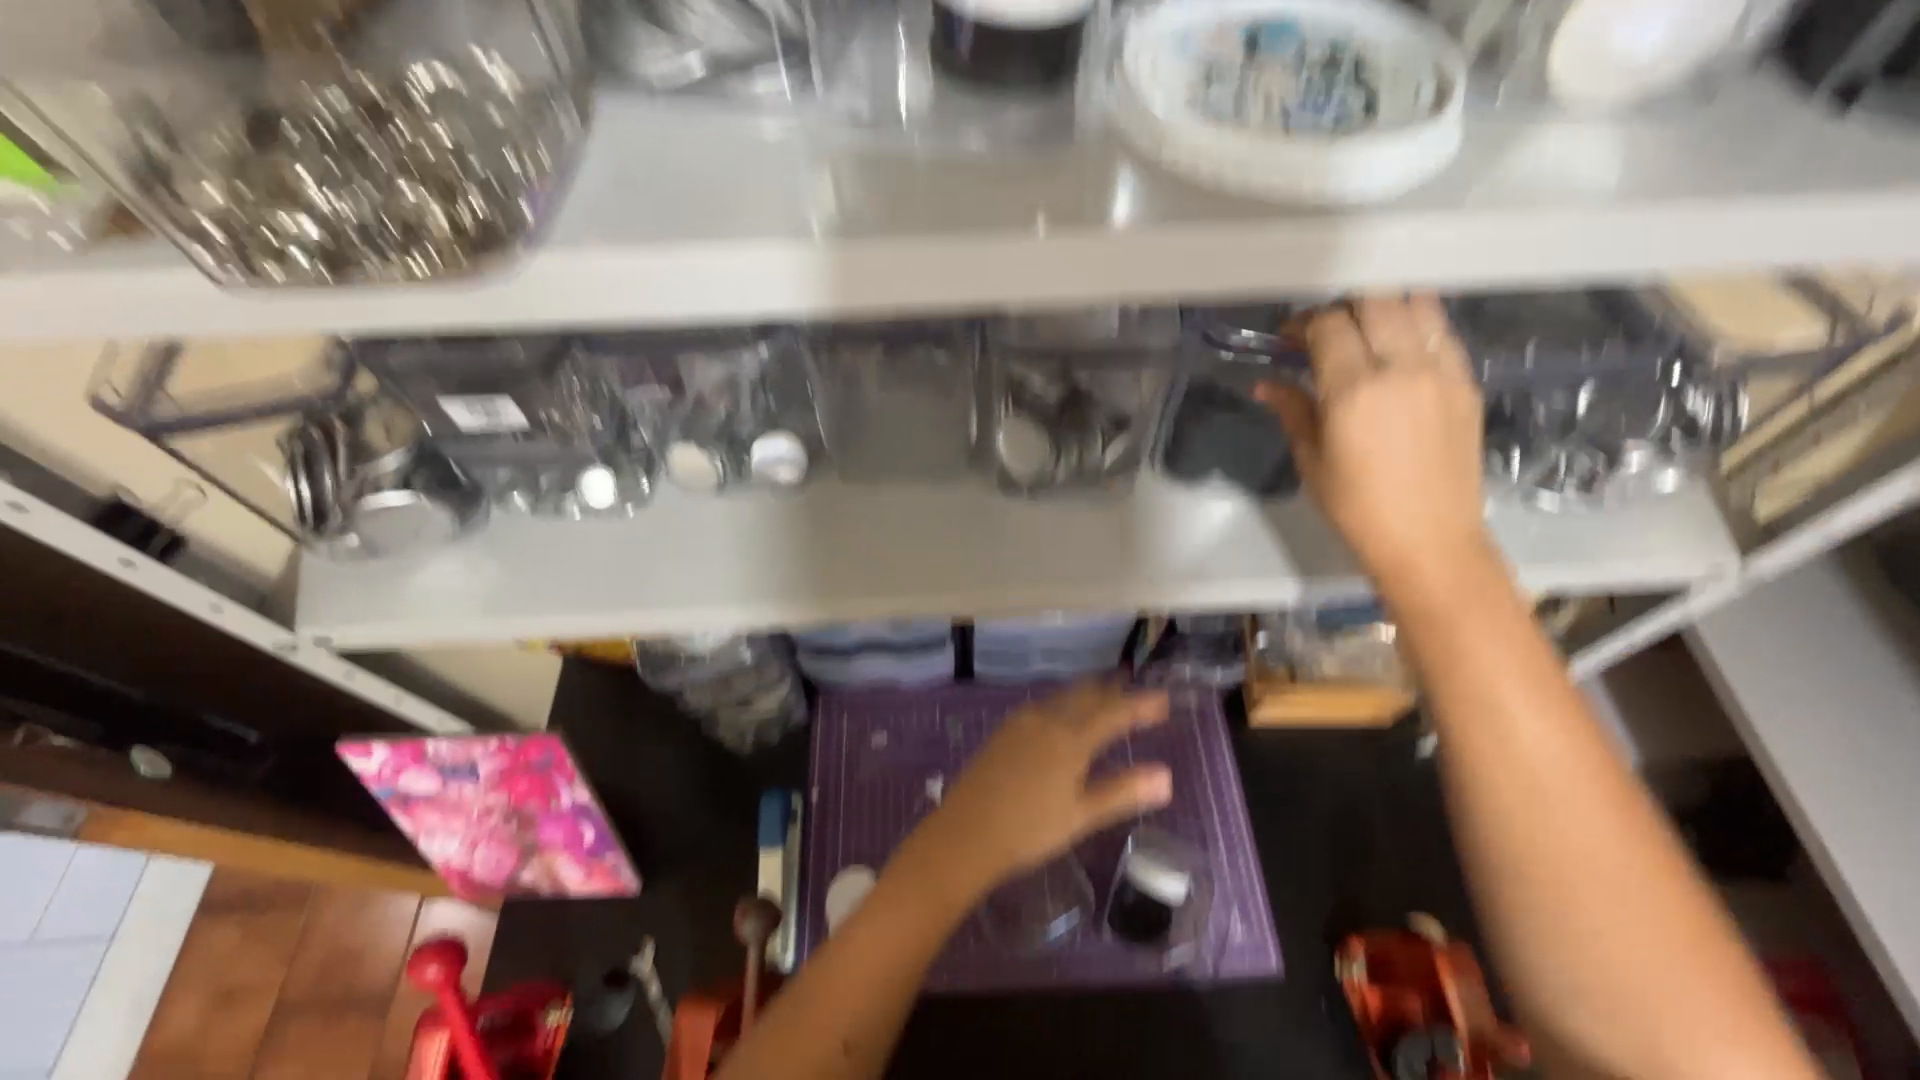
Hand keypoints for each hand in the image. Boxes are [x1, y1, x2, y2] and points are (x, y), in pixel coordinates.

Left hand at [899, 683, 1172, 895]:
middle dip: (1113, 693)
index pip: (1114, 712)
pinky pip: (1041, 707)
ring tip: (1104, 701)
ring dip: (1086, 696)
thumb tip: (1166, 776)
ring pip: (1061, 698)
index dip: (1140, 705)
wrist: (963, 835)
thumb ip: (1123, 792)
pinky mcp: (1002, 733)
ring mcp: (1019, 724)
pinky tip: (1060, 719)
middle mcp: (1046, 720)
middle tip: (1135, 697)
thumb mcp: (1081, 816)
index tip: (1163, 701)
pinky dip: (1062, 705)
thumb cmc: (1028, 831)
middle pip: (1085, 696)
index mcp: (1070, 739)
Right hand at [1258, 294, 1492, 590]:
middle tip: (1327, 330)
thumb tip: (1266, 384)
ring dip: (1384, 305)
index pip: (1328, 324)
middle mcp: (1402, 368)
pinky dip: (1417, 325)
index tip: (1290, 339)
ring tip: (1367, 328)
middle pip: (1373, 299)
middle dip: (1343, 306)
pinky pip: (1442, 331)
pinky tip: (1400, 347)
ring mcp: (1441, 371)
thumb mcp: (1313, 461)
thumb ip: (1293, 410)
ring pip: (1415, 303)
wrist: (1430, 540)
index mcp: (1355, 390)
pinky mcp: (1467, 382)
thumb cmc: (1358, 508)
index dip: (1303, 323)